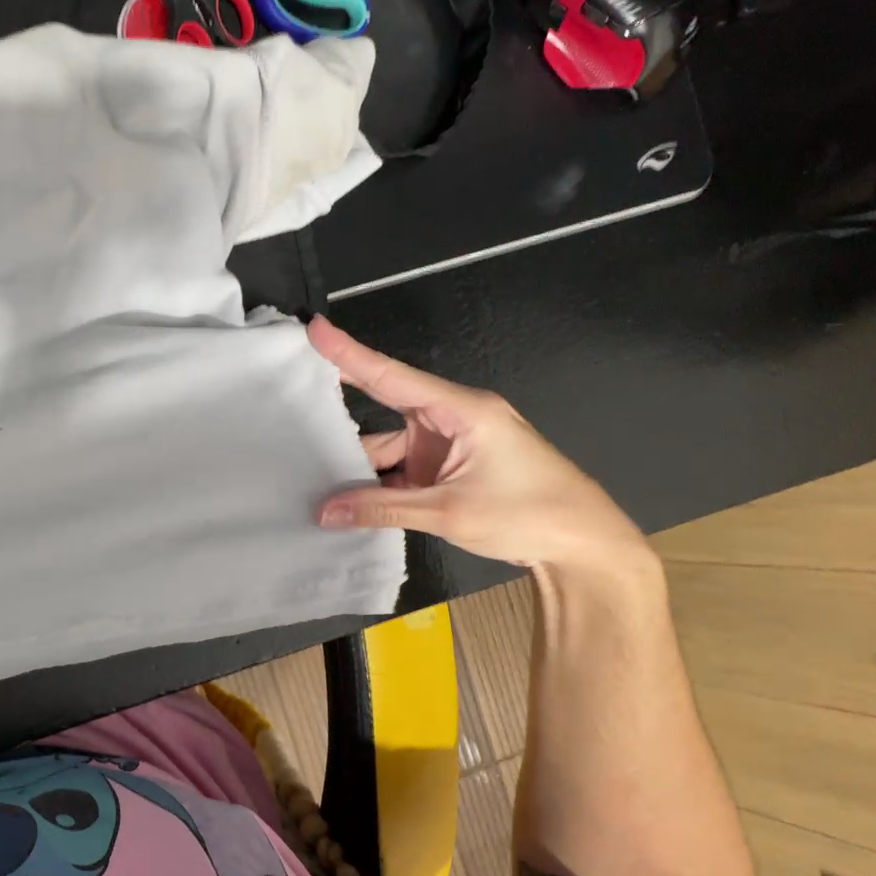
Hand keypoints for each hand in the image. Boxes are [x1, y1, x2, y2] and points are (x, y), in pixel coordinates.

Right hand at [308, 317, 651, 572]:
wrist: (584, 547)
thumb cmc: (529, 515)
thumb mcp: (448, 512)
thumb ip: (380, 508)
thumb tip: (323, 512)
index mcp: (461, 411)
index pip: (391, 376)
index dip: (349, 353)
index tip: (314, 328)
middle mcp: (452, 420)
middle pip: (382, 416)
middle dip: (342, 425)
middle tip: (291, 420)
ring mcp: (450, 447)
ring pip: (387, 450)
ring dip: (359, 469)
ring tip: (313, 485)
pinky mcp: (449, 470)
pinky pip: (400, 471)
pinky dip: (375, 486)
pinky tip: (344, 502)